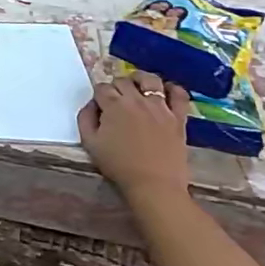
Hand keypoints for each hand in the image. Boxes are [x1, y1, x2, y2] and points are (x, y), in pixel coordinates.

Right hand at [78, 71, 190, 200]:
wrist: (153, 185)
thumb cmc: (119, 166)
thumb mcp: (90, 144)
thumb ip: (85, 119)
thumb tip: (92, 104)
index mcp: (114, 105)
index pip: (102, 87)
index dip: (99, 95)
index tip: (100, 105)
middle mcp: (136, 100)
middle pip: (123, 81)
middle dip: (116, 87)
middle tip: (116, 100)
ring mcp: (160, 107)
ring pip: (150, 80)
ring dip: (140, 79)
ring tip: (138, 87)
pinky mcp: (178, 117)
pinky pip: (178, 94)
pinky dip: (173, 89)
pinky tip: (166, 92)